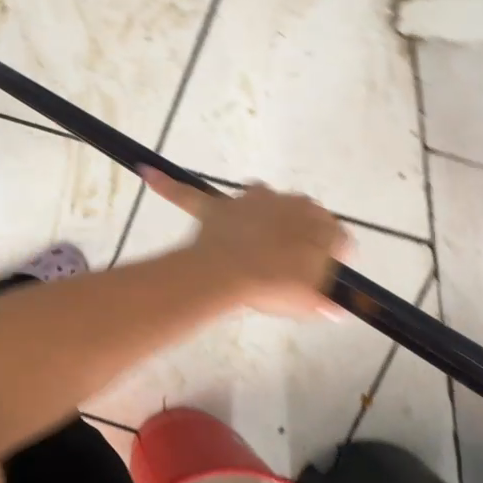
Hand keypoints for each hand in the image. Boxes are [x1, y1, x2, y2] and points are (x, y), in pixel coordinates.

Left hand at [139, 168, 351, 319]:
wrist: (233, 274)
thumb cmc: (277, 286)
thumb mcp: (311, 302)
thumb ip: (322, 301)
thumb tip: (332, 309)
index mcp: (322, 225)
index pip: (335, 238)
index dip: (325, 258)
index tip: (313, 275)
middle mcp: (290, 203)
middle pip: (299, 216)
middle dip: (293, 236)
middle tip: (281, 266)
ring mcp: (252, 200)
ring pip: (260, 198)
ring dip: (260, 215)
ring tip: (253, 240)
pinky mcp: (216, 207)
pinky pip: (186, 193)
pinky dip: (167, 186)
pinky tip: (148, 174)